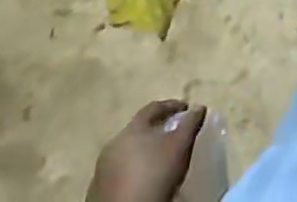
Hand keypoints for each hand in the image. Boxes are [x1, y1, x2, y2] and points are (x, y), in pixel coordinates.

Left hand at [87, 100, 205, 201]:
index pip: (153, 107)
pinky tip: (143, 180)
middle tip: (172, 135)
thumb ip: (190, 123)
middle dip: (156, 130)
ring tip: (159, 159)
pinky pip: (119, 173)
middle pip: (138, 130)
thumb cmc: (156, 174)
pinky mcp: (97, 191)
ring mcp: (102, 169)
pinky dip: (133, 170)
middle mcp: (113, 144)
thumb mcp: (181, 145)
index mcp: (132, 129)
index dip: (171, 105)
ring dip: (142, 151)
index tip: (186, 109)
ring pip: (126, 152)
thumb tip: (198, 107)